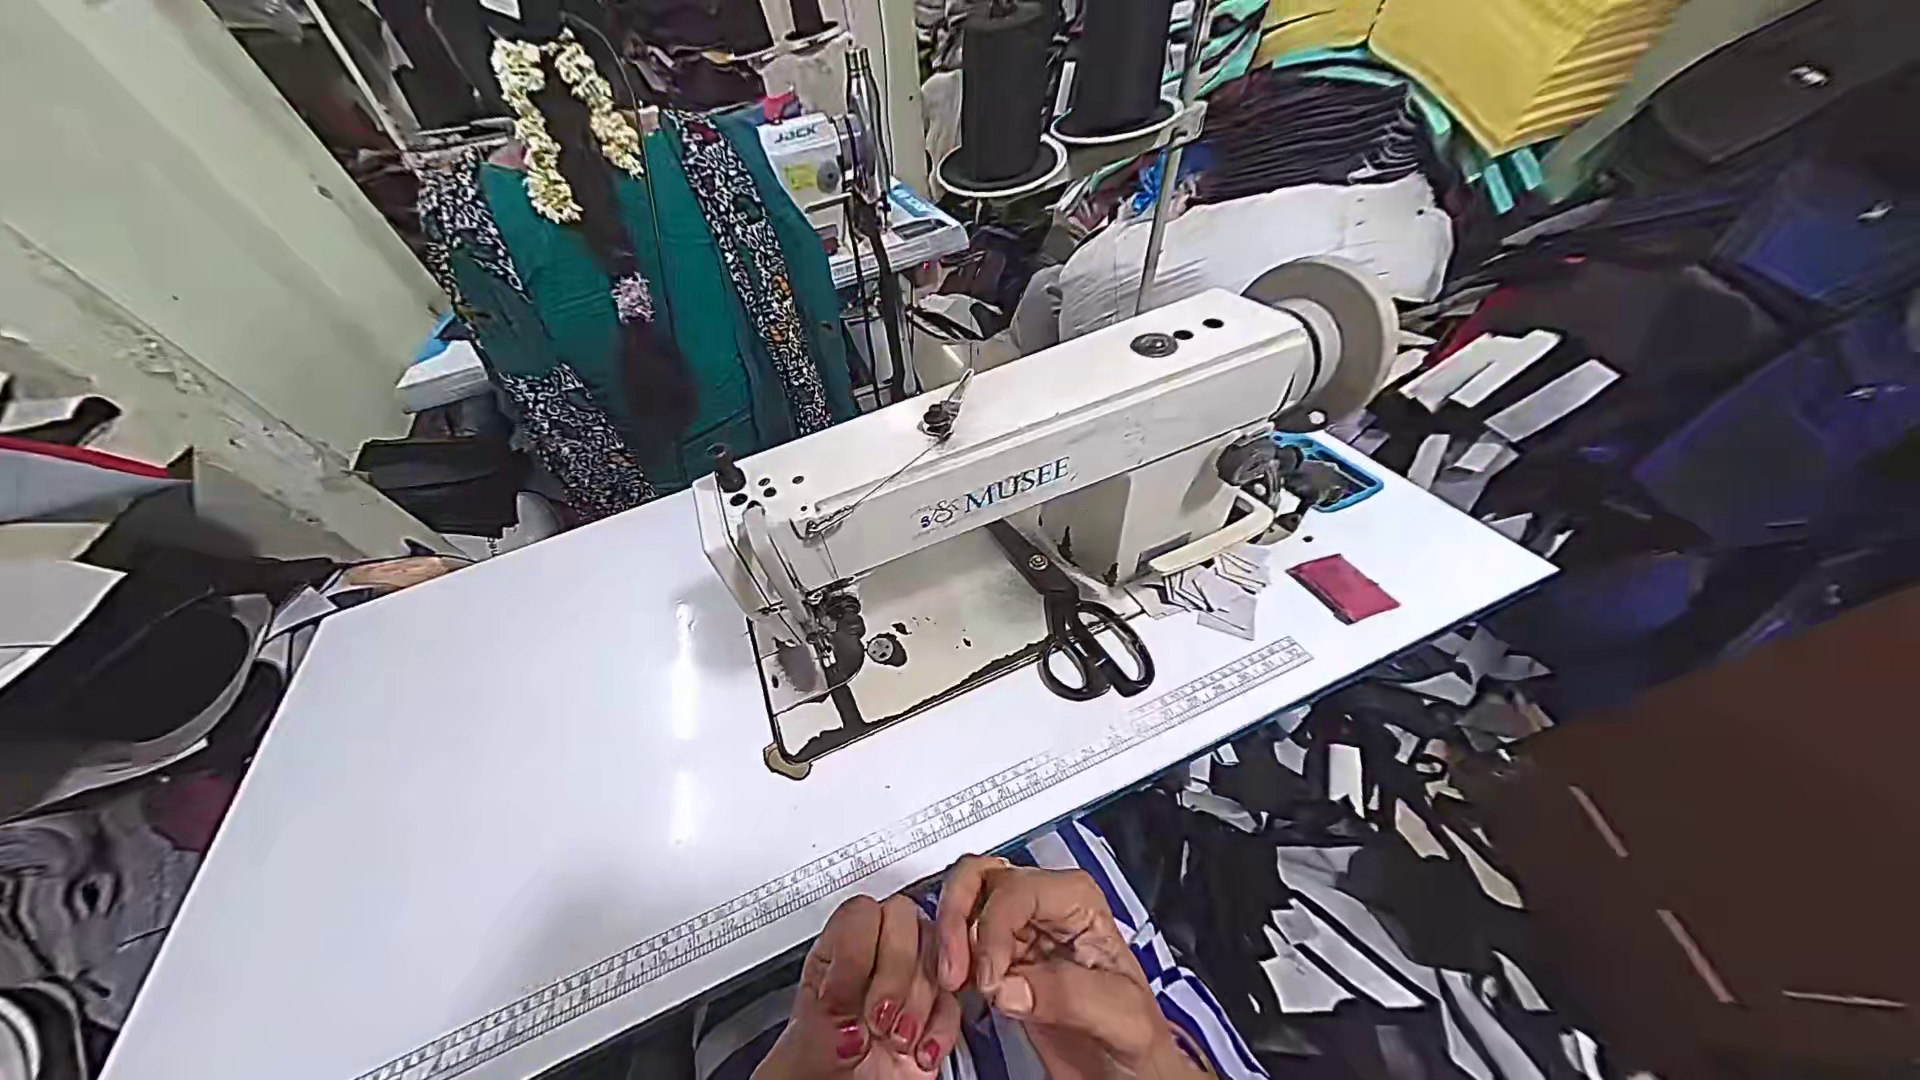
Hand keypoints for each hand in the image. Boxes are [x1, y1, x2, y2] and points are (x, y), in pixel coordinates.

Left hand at [755, 894, 961, 1079]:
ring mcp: (909, 983)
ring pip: (935, 951)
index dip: (856, 949)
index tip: (842, 996)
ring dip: (919, 1001)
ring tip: (897, 1040)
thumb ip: (824, 1006)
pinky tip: (919, 1054)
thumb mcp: (805, 1045)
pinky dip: (941, 1029)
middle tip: (878, 1017)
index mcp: (836, 954)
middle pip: (903, 917)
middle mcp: (875, 958)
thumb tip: (844, 984)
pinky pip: (955, 998)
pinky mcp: (936, 1015)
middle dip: (896, 970)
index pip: (860, 912)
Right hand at [934, 857, 1203, 1079]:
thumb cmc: (1138, 1044)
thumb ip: (1067, 994)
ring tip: (951, 978)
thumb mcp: (1121, 1016)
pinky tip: (954, 987)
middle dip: (957, 914)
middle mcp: (1042, 902)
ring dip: (947, 933)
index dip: (994, 929)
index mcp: (1076, 899)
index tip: (990, 979)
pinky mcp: (997, 956)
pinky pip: (958, 938)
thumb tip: (1008, 984)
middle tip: (952, 966)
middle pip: (980, 875)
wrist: (1130, 1077)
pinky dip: (945, 956)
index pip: (1017, 891)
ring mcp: (1016, 926)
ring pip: (963, 898)